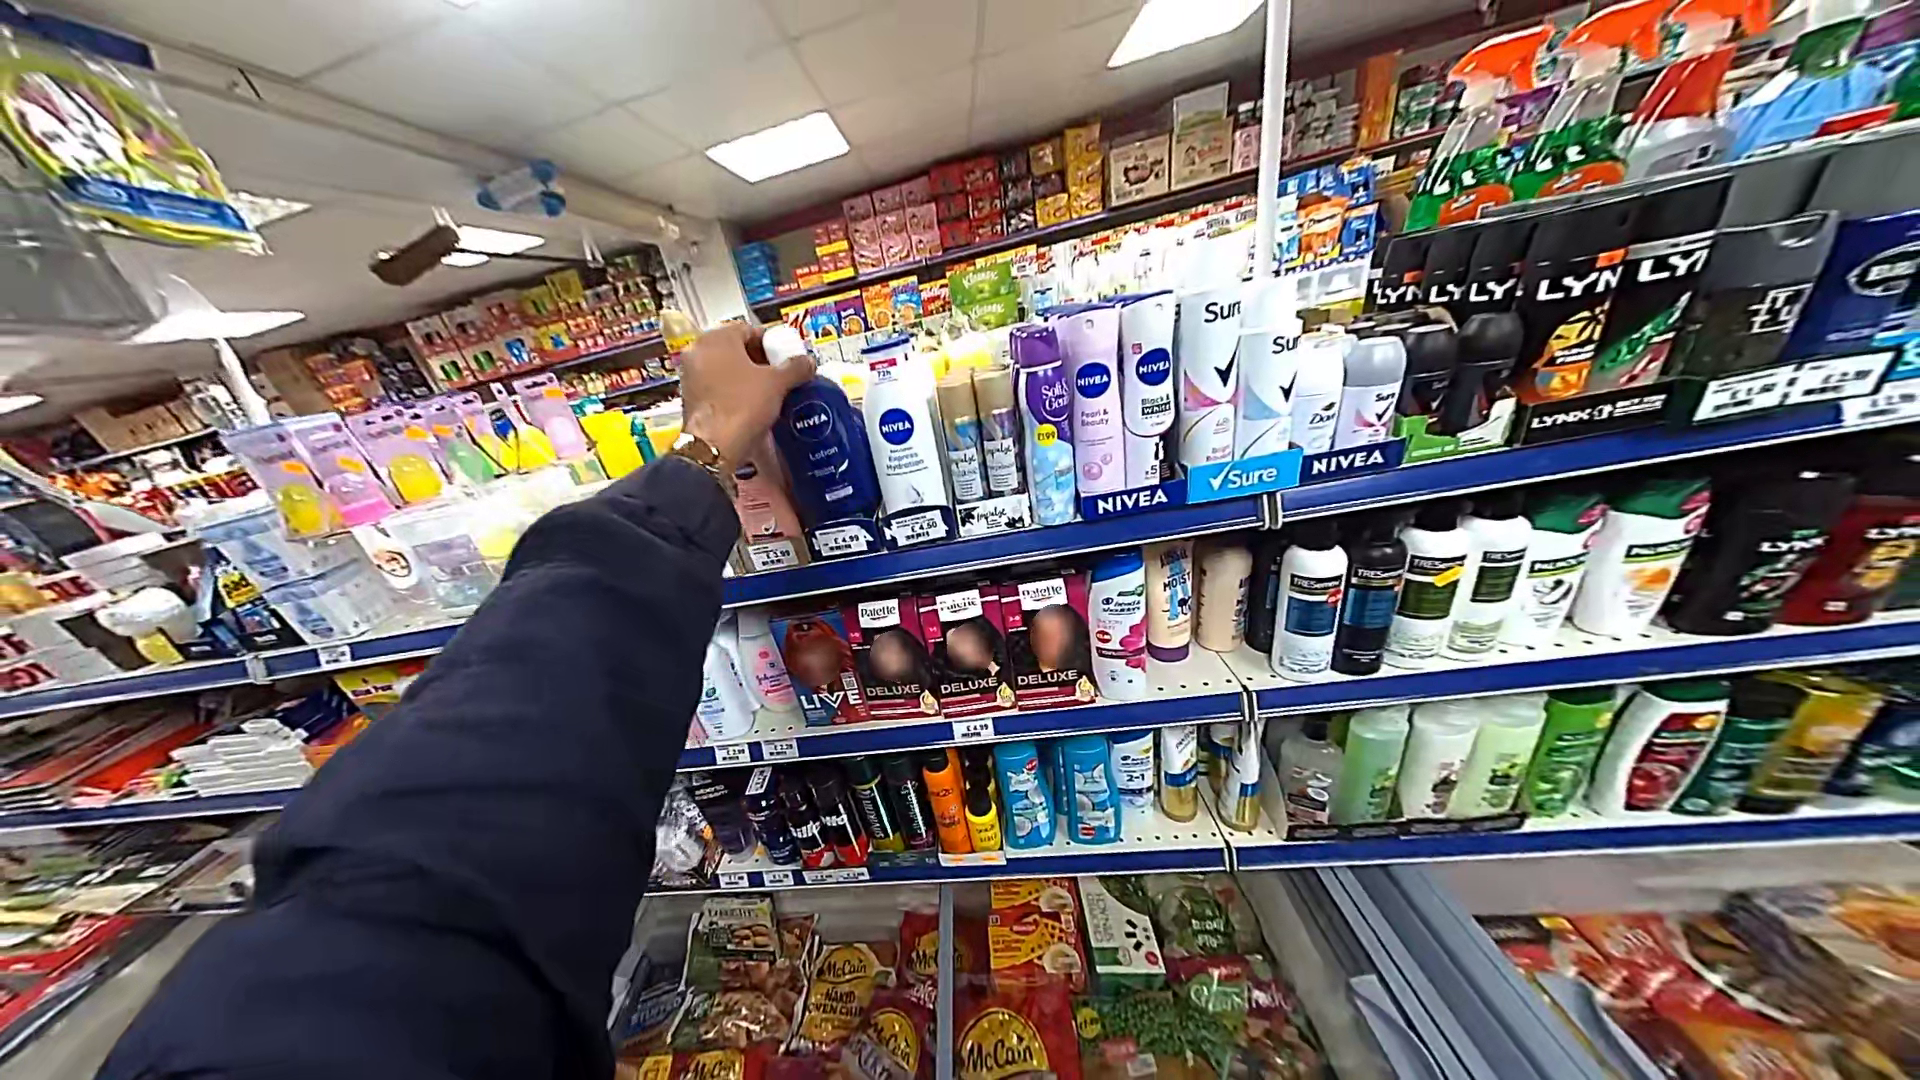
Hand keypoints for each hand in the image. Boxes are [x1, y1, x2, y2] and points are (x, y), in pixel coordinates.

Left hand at [679, 322, 814, 465]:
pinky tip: (753, 406)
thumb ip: (795, 367)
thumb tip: (807, 361)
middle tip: (782, 375)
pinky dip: (735, 391)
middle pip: (736, 348)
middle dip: (761, 360)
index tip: (787, 357)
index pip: (750, 329)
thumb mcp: (777, 383)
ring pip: (726, 368)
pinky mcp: (691, 397)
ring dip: (748, 377)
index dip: (772, 343)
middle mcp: (698, 351)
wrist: (715, 447)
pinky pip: (718, 386)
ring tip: (771, 392)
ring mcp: (691, 375)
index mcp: (717, 338)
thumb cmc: (742, 407)